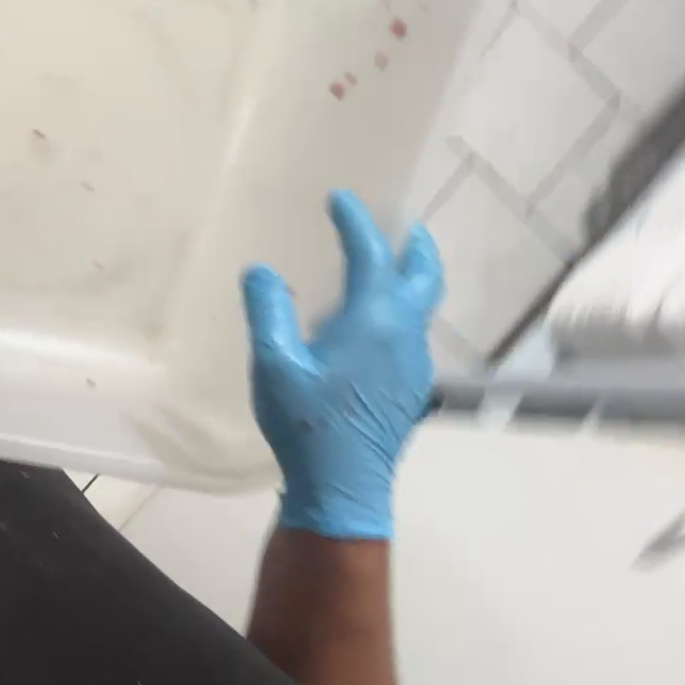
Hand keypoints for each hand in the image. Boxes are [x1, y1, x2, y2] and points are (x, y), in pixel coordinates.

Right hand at [241, 191, 442, 541]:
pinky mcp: (409, 388)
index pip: (371, 256)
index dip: (356, 223)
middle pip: (423, 275)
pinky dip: (398, 311)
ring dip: (407, 278)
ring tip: (381, 271)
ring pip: (420, 306)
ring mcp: (413, 363)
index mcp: (372, 321)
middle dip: (413, 245)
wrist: (343, 485)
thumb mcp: (272, 364)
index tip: (339, 200)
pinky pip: (409, 334)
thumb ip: (268, 311)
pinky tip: (367, 330)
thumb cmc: (305, 421)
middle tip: (400, 226)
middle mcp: (404, 334)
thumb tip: (262, 271)